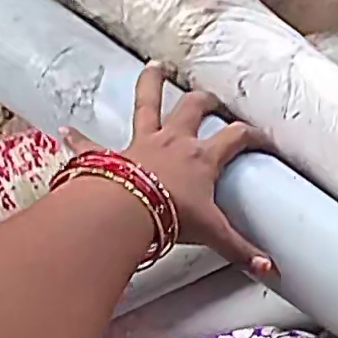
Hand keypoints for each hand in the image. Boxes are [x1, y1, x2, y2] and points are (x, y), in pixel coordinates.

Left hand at [64, 65, 272, 275]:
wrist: (125, 211)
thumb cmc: (170, 216)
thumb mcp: (213, 233)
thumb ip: (241, 250)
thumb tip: (270, 270)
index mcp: (202, 157)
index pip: (236, 137)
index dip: (253, 135)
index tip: (264, 138)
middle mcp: (173, 142)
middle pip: (193, 109)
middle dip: (206, 101)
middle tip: (211, 98)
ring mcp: (140, 144)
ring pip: (147, 104)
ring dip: (150, 84)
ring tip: (153, 67)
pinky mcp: (109, 157)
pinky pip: (91, 145)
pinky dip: (79, 138)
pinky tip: (67, 130)